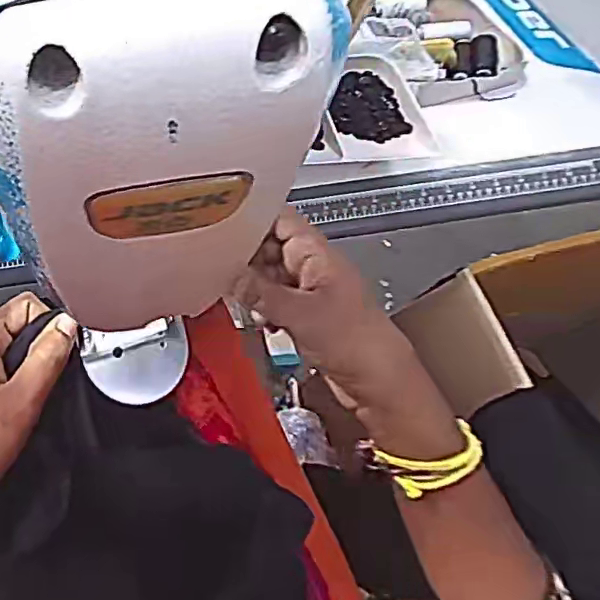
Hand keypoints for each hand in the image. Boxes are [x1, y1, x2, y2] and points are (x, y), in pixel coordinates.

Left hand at [0, 292, 78, 570]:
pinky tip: (10, 414)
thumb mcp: (23, 400)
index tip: (61, 355)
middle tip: (41, 387)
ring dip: (26, 372)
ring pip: (10, 350)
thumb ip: (49, 355)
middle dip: (39, 351)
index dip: (52, 326)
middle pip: (19, 325)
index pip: (26, 304)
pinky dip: (12, 387)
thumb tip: (67, 325)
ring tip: (24, 405)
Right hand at [230, 208, 416, 413]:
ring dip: (251, 287)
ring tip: (238, 298)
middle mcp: (312, 268)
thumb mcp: (300, 313)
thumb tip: (230, 275)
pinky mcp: (305, 315)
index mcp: (317, 255)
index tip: (222, 221)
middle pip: (270, 247)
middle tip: (218, 265)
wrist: (381, 384)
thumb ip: (260, 293)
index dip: (253, 216)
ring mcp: (308, 291)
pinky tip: (257, 320)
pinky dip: (261, 308)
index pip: (281, 220)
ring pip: (269, 276)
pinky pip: (274, 301)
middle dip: (245, 256)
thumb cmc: (356, 341)